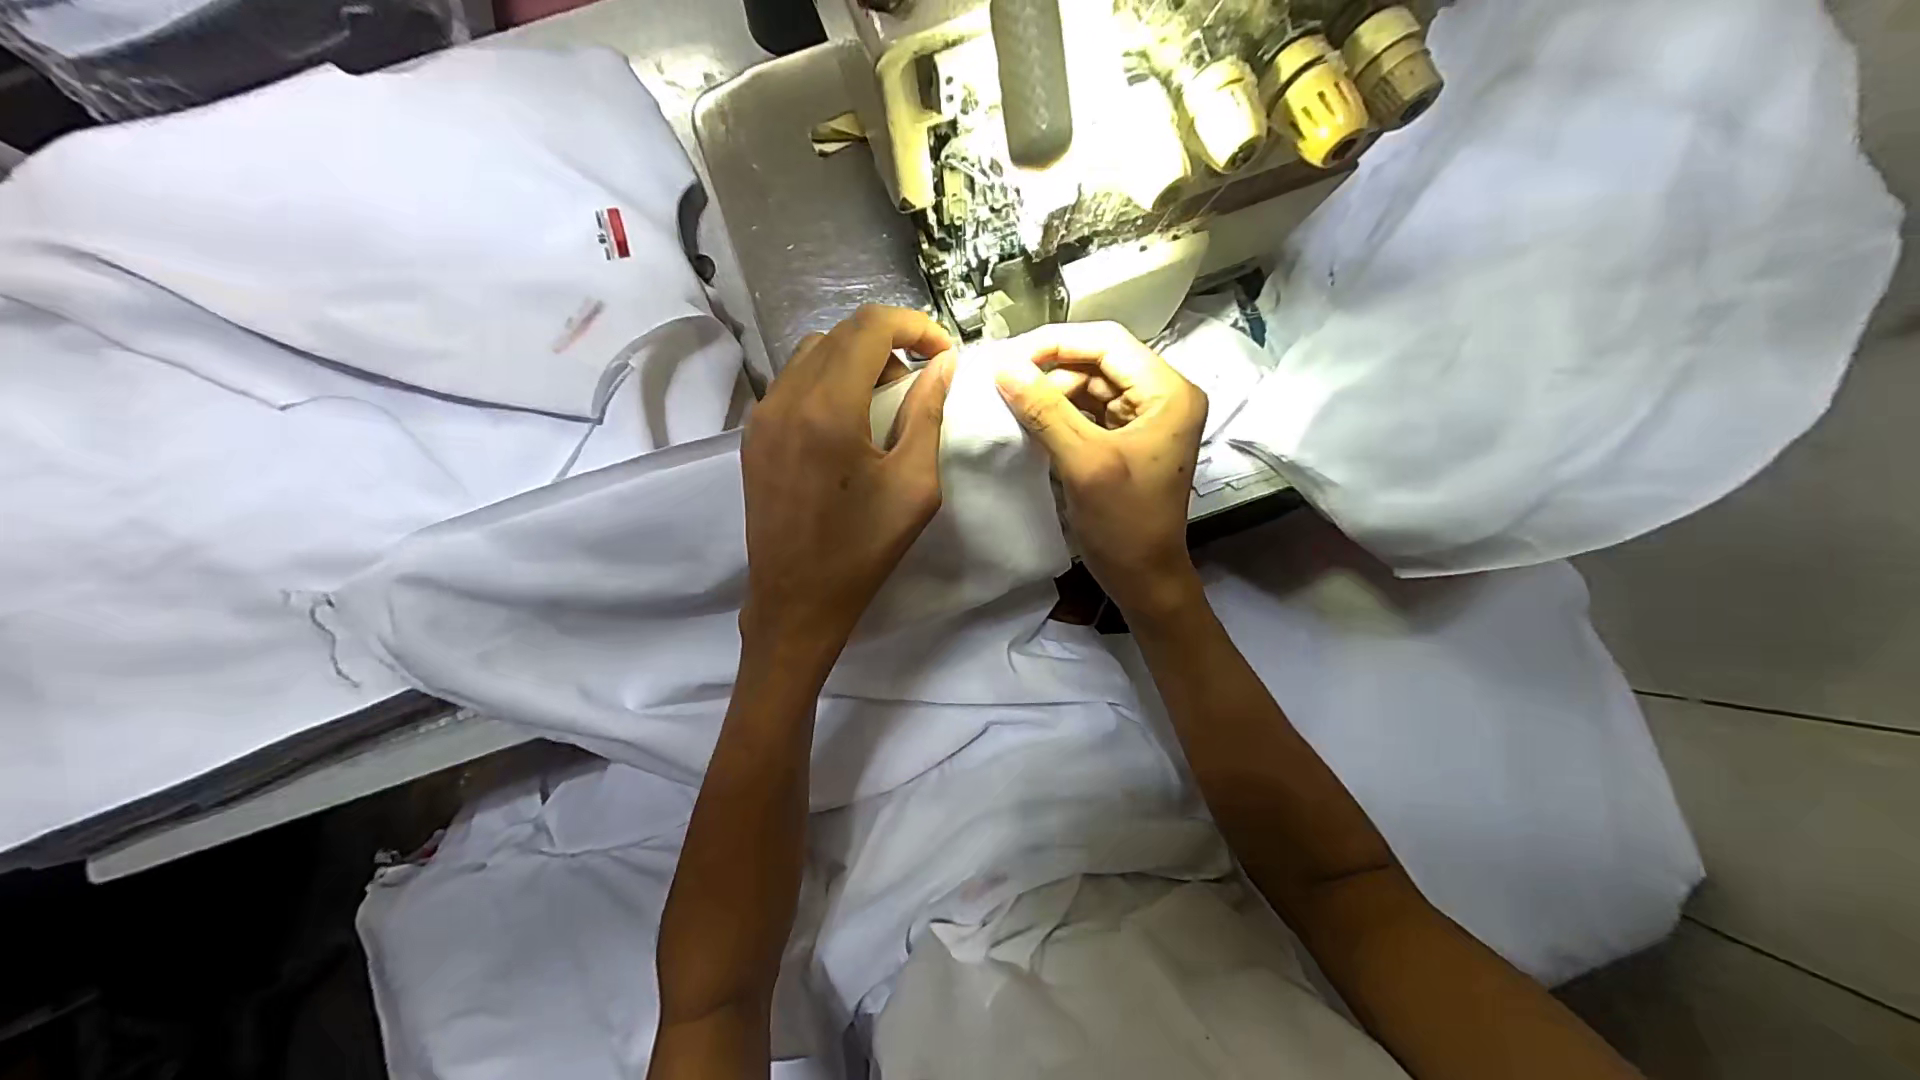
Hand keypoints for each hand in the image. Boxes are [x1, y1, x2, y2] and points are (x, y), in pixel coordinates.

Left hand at [741, 305, 955, 663]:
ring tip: (883, 404)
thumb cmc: (863, 549)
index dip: (914, 327)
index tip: (941, 356)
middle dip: (888, 346)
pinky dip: (827, 382)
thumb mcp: (914, 484)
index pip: (871, 326)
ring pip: (813, 353)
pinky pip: (793, 382)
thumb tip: (943, 365)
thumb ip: (928, 413)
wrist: (796, 599)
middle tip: (917, 386)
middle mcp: (786, 398)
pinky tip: (847, 423)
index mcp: (828, 408)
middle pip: (841, 334)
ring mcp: (762, 415)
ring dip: (855, 361)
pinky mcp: (753, 435)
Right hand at [994, 321, 1206, 618]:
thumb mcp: (1084, 462)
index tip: (1010, 357)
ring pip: (1089, 385)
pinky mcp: (1126, 439)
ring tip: (1010, 401)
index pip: (1108, 342)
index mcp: (1168, 393)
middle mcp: (1161, 397)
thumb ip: (1044, 410)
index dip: (1056, 343)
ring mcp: (1144, 418)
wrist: (1143, 578)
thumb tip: (1004, 368)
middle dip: (1050, 369)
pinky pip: (1088, 411)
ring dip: (1050, 392)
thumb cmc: (1125, 525)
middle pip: (1097, 361)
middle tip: (1004, 382)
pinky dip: (1058, 413)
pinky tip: (1029, 419)